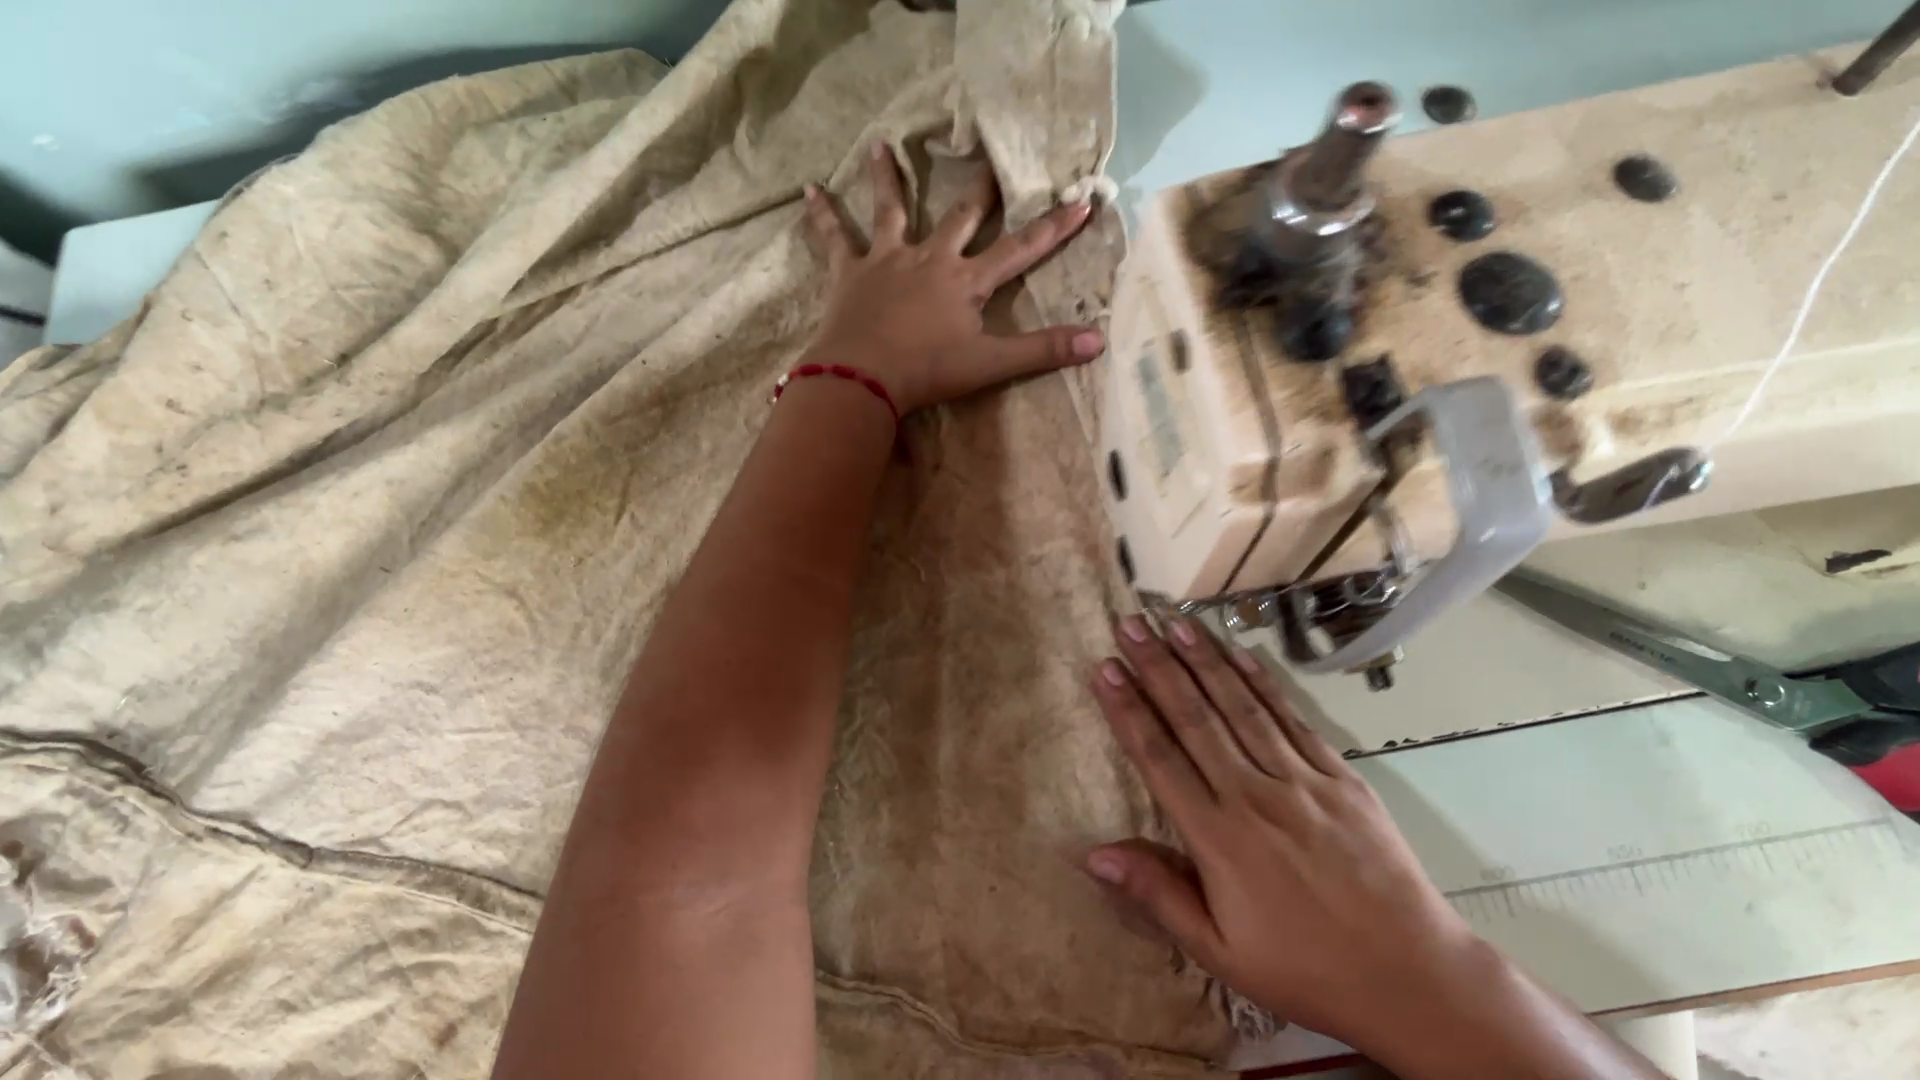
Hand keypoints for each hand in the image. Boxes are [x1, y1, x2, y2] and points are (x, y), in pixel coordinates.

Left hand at [801, 143, 1104, 412]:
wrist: (863, 377)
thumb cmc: (928, 372)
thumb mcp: (991, 364)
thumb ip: (1044, 351)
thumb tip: (1099, 341)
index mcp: (966, 281)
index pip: (1020, 250)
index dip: (1053, 229)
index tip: (1081, 202)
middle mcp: (930, 258)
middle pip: (961, 216)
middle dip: (980, 189)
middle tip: (988, 156)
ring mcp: (888, 260)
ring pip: (891, 210)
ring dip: (888, 178)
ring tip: (882, 145)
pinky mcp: (850, 273)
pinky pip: (834, 238)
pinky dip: (822, 215)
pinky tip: (808, 191)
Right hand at [1084, 615, 1485, 1049]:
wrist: (1412, 976)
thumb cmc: (1304, 969)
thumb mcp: (1219, 952)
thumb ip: (1157, 896)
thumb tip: (1092, 853)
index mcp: (1219, 838)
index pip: (1160, 758)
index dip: (1128, 709)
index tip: (1105, 667)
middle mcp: (1255, 795)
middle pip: (1196, 718)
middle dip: (1158, 666)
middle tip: (1130, 623)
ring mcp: (1302, 781)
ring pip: (1242, 707)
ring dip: (1205, 660)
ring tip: (1174, 622)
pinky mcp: (1341, 777)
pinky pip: (1292, 719)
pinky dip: (1262, 683)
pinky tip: (1240, 655)